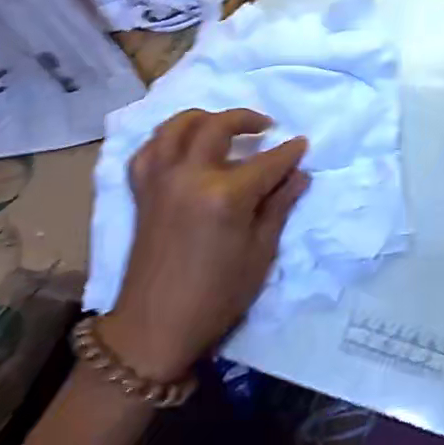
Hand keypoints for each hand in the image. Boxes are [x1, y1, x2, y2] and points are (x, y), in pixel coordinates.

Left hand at [98, 109, 308, 379]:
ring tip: (223, 125)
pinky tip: (183, 146)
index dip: (289, 152)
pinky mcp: (141, 191)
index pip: (266, 162)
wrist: (157, 326)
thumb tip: (299, 175)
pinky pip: (150, 149)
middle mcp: (189, 177)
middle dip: (246, 119)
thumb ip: (278, 206)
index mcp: (225, 196)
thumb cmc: (218, 296)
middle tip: (266, 126)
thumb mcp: (260, 253)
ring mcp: (159, 180)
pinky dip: (167, 139)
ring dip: (203, 118)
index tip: (302, 144)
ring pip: (176, 126)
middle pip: (217, 127)